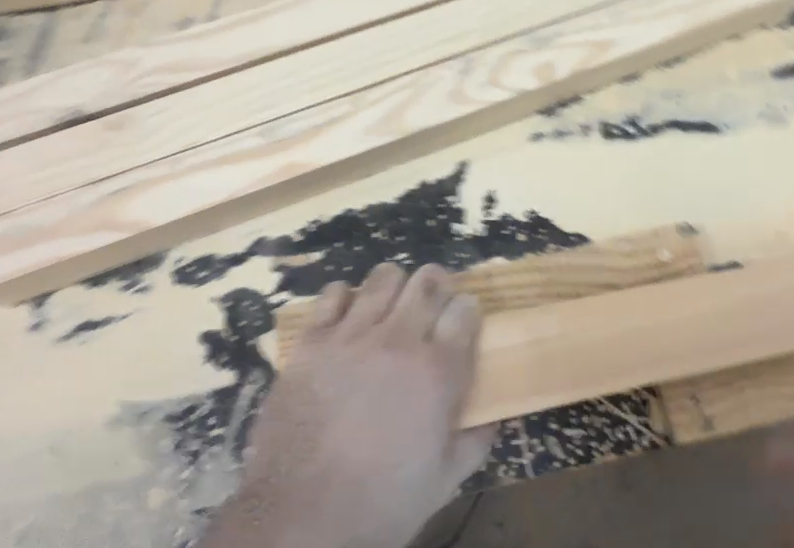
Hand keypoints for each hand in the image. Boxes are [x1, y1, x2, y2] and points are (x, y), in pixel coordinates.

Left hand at [204, 263, 494, 547]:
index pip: (464, 310)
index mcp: (436, 372)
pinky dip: (345, 298)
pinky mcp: (312, 341)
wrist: (302, 515)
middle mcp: (398, 341)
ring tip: (391, 307)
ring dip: (395, 287)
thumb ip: (473, 442)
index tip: (464, 321)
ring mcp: (351, 336)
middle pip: (428, 281)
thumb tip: (491, 417)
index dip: (468, 310)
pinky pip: (333, 294)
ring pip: (383, 278)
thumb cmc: (380, 503)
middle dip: (438, 285)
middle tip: (433, 304)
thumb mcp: (443, 482)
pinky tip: (347, 318)